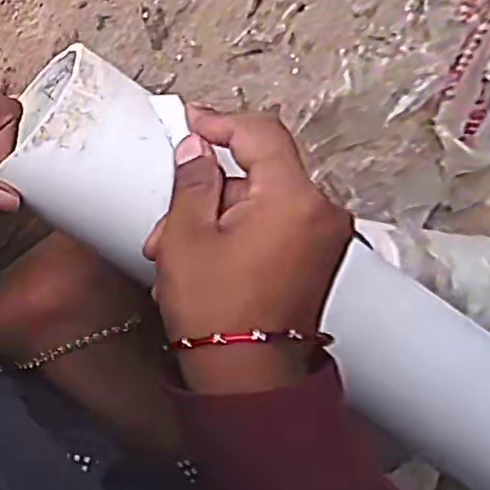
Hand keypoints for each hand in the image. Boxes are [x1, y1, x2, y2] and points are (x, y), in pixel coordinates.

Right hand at [142, 108, 352, 394]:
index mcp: (294, 198)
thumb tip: (196, 150)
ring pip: (261, 201)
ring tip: (176, 249)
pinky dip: (236, 230)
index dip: (221, 121)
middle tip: (166, 216)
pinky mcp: (315, 257)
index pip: (262, 135)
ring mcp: (323, 236)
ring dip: (216, 215)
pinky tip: (203, 257)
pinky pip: (273, 224)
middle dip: (207, 189)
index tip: (191, 119)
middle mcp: (321, 211)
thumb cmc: (213, 306)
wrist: (244, 370)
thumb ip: (192, 184)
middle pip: (258, 173)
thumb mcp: (185, 237)